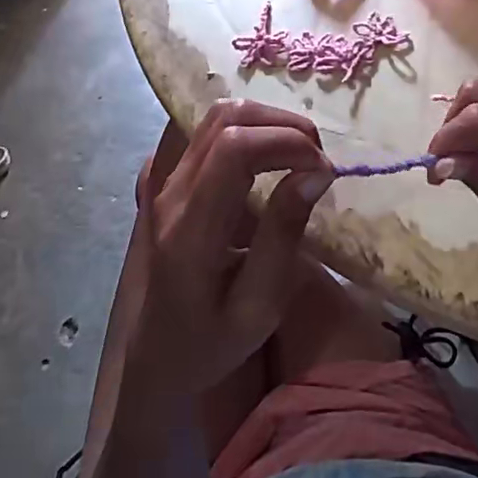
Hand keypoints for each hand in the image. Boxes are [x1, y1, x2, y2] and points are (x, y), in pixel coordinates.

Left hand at [132, 99, 333, 392]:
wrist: (155, 361)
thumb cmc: (211, 343)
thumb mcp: (259, 306)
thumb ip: (283, 235)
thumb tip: (315, 172)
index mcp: (190, 229)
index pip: (235, 149)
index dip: (287, 142)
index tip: (322, 170)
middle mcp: (170, 194)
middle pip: (225, 119)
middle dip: (283, 125)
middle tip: (316, 158)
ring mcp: (162, 183)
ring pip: (214, 116)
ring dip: (265, 121)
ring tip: (297, 152)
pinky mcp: (166, 181)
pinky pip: (202, 131)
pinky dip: (242, 127)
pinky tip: (263, 152)